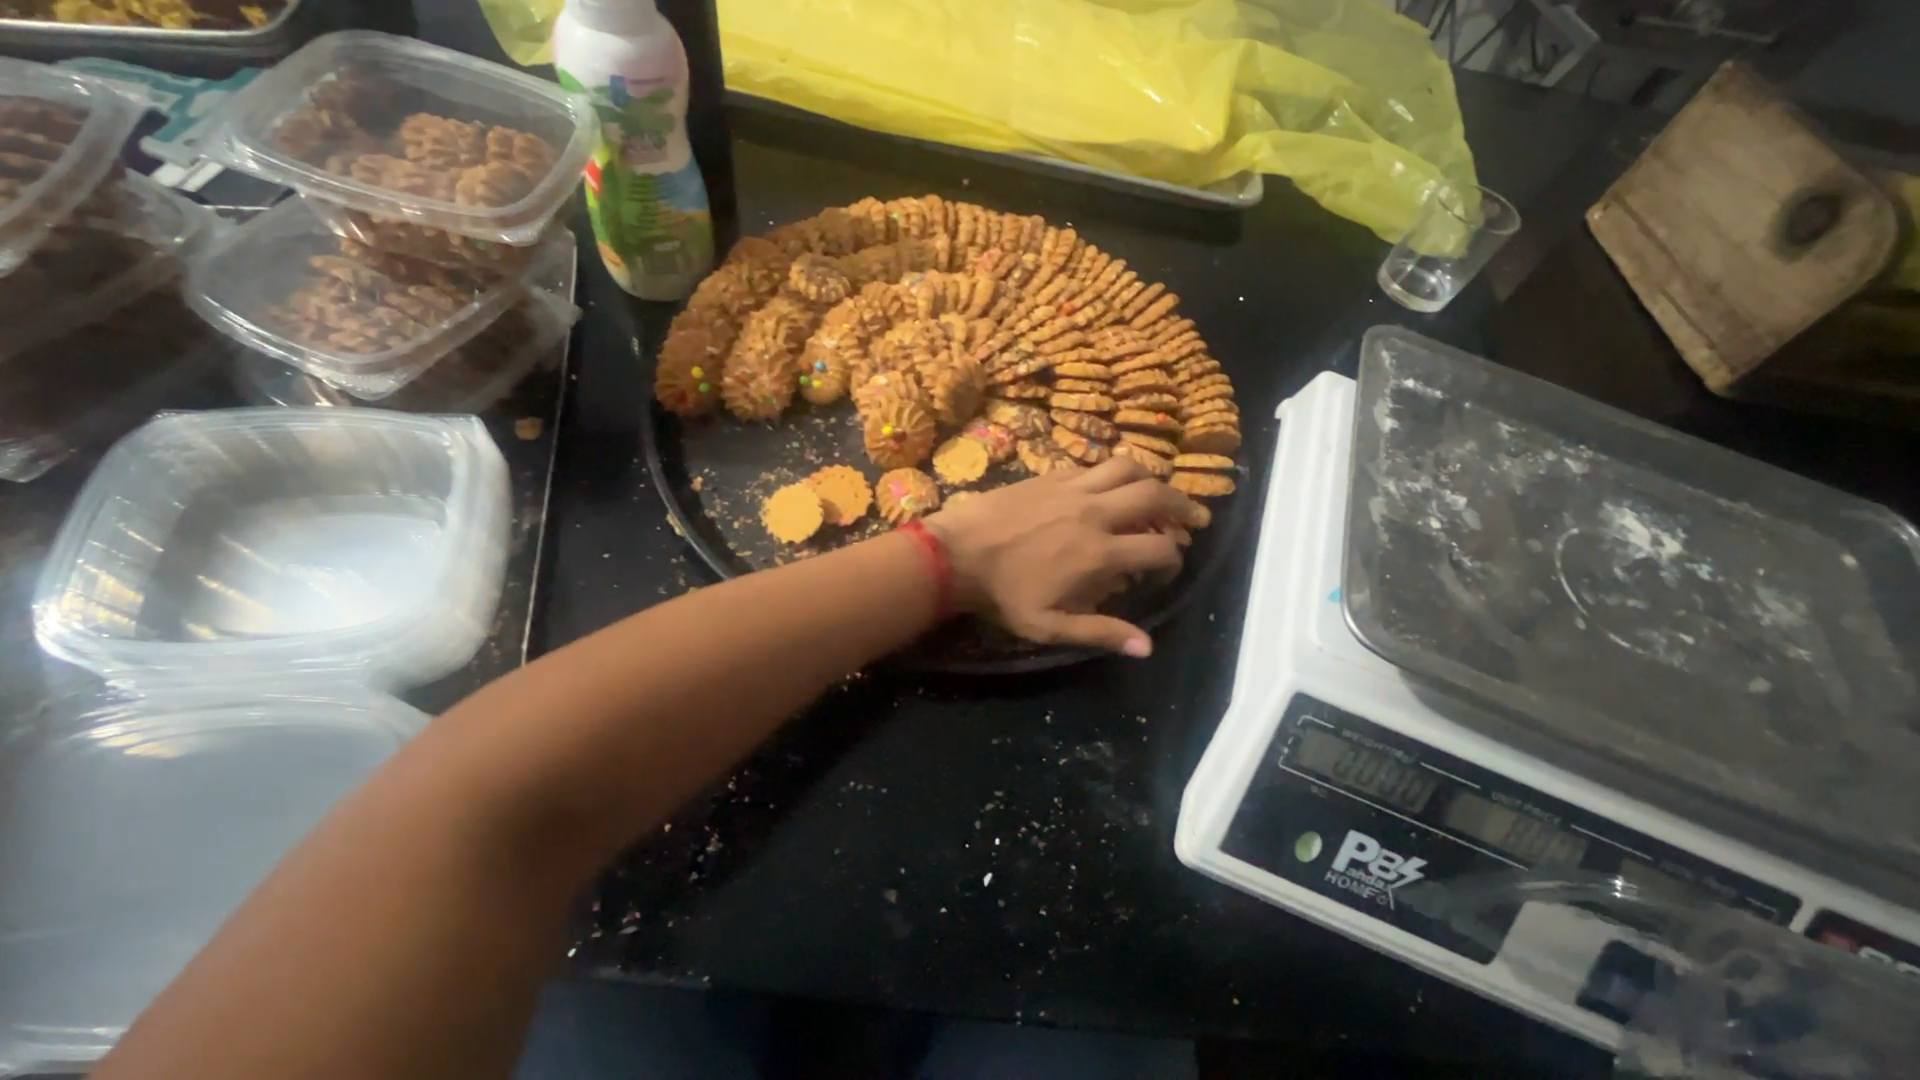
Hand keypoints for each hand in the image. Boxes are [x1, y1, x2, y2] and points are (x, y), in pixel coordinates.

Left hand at [923, 459, 1209, 656]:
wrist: (956, 553)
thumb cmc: (1003, 595)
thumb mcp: (1050, 626)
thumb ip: (1101, 632)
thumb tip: (1147, 647)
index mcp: (1099, 553)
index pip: (1159, 547)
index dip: (1175, 558)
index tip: (1169, 567)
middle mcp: (1095, 512)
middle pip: (1155, 495)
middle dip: (1183, 505)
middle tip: (1193, 518)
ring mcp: (1073, 488)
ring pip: (1128, 467)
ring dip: (1151, 479)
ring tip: (1156, 495)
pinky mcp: (1051, 474)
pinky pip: (1094, 465)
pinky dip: (1113, 473)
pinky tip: (1110, 488)